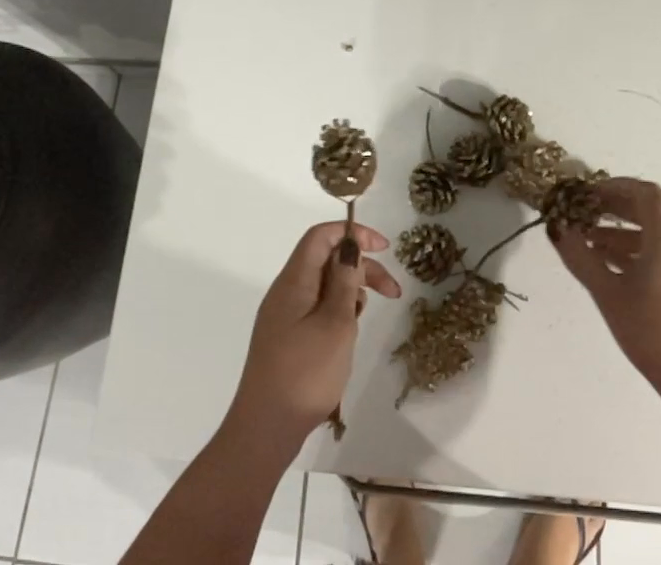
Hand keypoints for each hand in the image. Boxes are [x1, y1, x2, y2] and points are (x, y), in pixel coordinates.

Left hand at [227, 222, 401, 446]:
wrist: (267, 427)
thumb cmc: (305, 373)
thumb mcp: (335, 324)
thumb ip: (344, 282)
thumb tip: (349, 247)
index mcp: (293, 282)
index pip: (320, 237)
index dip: (352, 233)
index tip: (385, 248)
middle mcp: (286, 292)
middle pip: (325, 260)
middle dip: (360, 267)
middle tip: (393, 291)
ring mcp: (284, 316)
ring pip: (323, 286)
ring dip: (351, 291)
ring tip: (365, 318)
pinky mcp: (288, 337)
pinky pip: (317, 309)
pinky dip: (338, 312)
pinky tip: (348, 333)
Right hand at [551, 178, 660, 396]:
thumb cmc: (652, 332)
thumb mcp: (608, 294)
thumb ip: (580, 257)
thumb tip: (557, 229)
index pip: (644, 193)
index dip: (614, 187)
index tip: (586, 194)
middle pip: (651, 211)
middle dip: (615, 209)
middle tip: (583, 213)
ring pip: (657, 236)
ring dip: (624, 233)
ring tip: (591, 244)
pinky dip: (640, 252)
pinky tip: (615, 268)